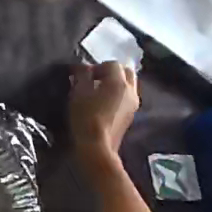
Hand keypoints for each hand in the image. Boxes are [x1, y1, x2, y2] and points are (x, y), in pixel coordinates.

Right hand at [70, 62, 138, 177]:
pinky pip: (127, 98)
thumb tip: (83, 67)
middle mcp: (131, 91)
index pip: (112, 64)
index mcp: (119, 82)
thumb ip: (82, 75)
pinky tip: (104, 105)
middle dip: (111, 72)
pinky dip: (118, 96)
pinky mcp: (131, 117)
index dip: (97, 66)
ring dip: (116, 84)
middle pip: (125, 72)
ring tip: (99, 93)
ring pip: (128, 85)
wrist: (97, 148)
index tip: (84, 75)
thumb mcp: (78, 93)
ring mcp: (133, 105)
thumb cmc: (85, 117)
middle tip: (95, 80)